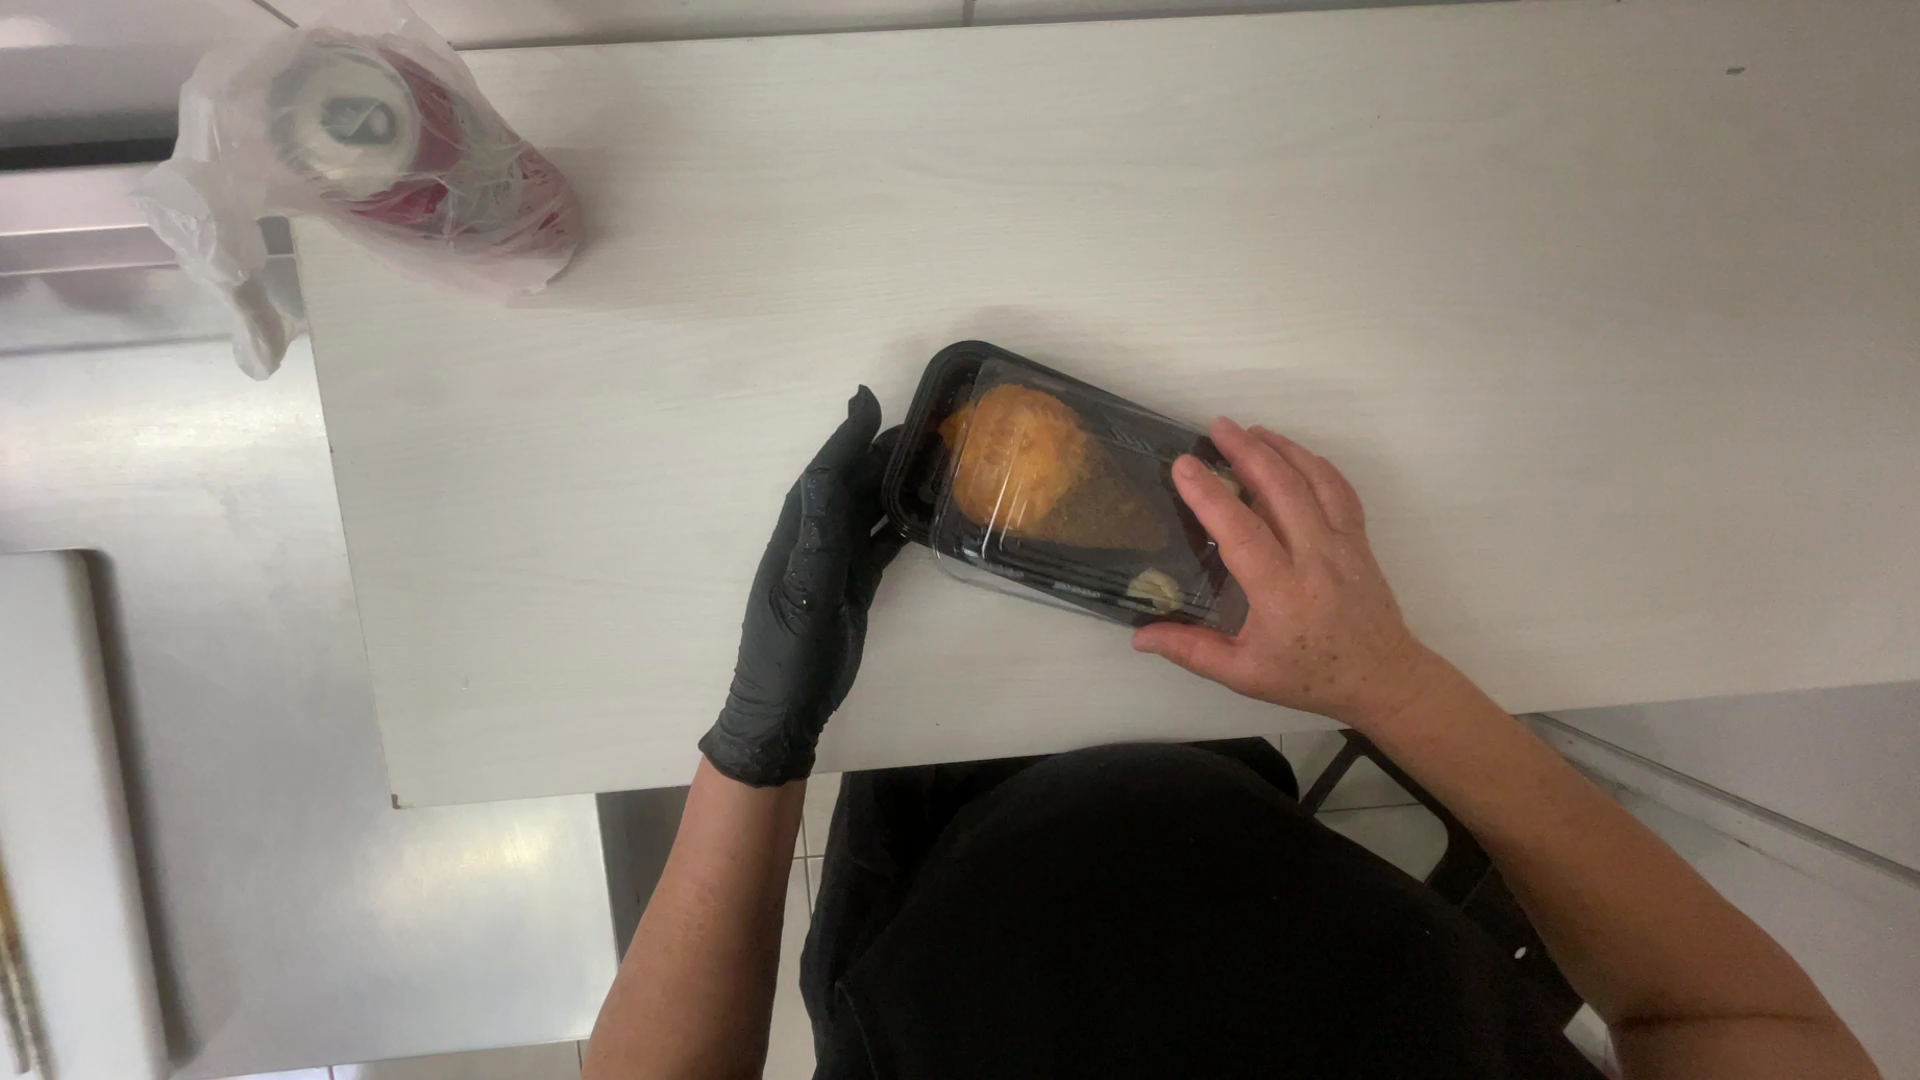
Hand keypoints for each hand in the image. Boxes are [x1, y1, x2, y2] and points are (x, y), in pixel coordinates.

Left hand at [698, 387, 905, 786]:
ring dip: (892, 487)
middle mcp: (815, 539)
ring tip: (928, 462)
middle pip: (849, 485)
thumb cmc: (788, 653)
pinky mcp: (852, 584)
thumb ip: (819, 537)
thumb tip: (830, 474)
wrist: (786, 706)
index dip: (846, 436)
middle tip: (919, 428)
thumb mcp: (802, 594)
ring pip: (866, 511)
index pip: (824, 473)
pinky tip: (921, 517)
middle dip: (878, 455)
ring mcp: (834, 562)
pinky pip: (878, 544)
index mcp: (797, 533)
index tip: (869, 399)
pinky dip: (898, 527)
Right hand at [1132, 418, 1439, 728]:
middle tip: (1216, 427)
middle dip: (1247, 452)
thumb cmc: (1308, 676)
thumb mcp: (1243, 674)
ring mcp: (1342, 544)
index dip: (1211, 495)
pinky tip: (1293, 453)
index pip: (1242, 531)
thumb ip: (1190, 651)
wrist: (1382, 678)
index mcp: (1281, 592)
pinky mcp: (1359, 540)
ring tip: (1249, 430)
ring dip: (1280, 449)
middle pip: (1281, 490)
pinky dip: (1315, 464)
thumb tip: (1138, 637)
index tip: (1184, 464)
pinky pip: (1339, 490)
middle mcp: (1314, 559)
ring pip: (1313, 482)